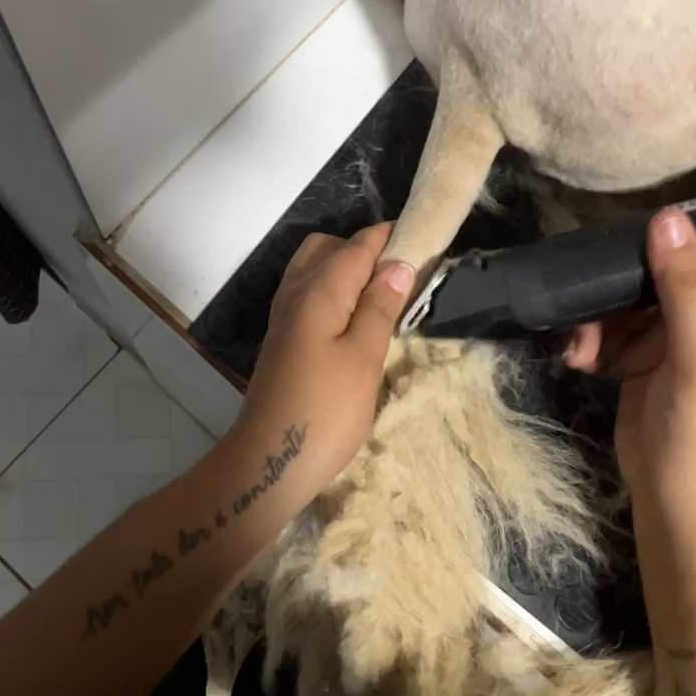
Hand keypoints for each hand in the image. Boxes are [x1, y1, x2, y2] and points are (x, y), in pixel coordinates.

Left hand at [231, 223, 414, 483]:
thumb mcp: (364, 358)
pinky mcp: (284, 339)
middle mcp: (295, 294)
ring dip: (348, 270)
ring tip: (385, 295)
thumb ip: (380, 307)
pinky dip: (334, 291)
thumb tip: (398, 263)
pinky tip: (355, 318)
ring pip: (315, 270)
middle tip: (405, 273)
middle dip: (366, 249)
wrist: (269, 460)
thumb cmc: (324, 412)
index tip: (426, 235)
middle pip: (329, 248)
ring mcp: (285, 317)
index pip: (357, 246)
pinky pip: (309, 295)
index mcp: (318, 291)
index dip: (390, 236)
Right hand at [565, 210, 695, 510]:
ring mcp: (670, 340)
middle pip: (665, 268)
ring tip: (581, 346)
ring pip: (628, 299)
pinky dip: (588, 341)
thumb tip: (667, 218)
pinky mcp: (636, 361)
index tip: (652, 210)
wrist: (679, 504)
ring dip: (597, 316)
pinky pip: (607, 331)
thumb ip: (685, 287)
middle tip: (594, 287)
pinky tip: (577, 359)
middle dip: (624, 276)